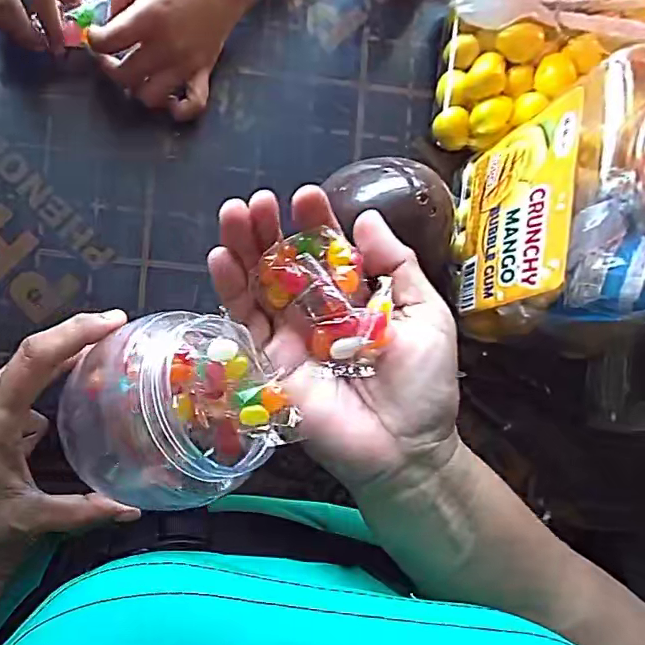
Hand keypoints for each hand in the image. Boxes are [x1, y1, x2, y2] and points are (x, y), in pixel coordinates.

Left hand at [0, 309, 141, 592]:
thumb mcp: (27, 519)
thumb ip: (82, 511)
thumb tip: (130, 510)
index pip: (37, 356)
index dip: (78, 331)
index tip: (113, 320)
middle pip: (31, 361)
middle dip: (73, 354)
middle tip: (114, 352)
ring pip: (16, 381)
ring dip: (47, 386)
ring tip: (83, 397)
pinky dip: (24, 403)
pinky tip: (35, 433)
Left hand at [85, 0, 257, 120]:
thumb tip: (109, 19)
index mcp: (149, 16)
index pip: (107, 43)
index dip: (95, 40)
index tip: (96, 34)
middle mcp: (166, 46)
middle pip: (123, 76)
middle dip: (110, 67)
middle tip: (110, 55)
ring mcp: (185, 63)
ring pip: (149, 96)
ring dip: (138, 87)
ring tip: (137, 72)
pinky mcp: (203, 70)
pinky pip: (192, 105)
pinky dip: (179, 110)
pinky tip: (169, 99)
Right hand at [206, 186, 460, 496]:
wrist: (404, 447)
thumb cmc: (423, 386)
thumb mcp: (424, 314)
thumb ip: (396, 267)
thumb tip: (367, 220)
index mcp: (350, 300)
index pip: (324, 253)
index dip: (314, 224)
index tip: (306, 197)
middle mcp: (313, 314)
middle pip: (282, 264)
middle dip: (267, 230)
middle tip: (257, 202)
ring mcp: (286, 338)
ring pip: (256, 286)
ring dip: (241, 249)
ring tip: (233, 214)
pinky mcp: (267, 363)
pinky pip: (244, 322)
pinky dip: (229, 289)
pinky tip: (220, 257)